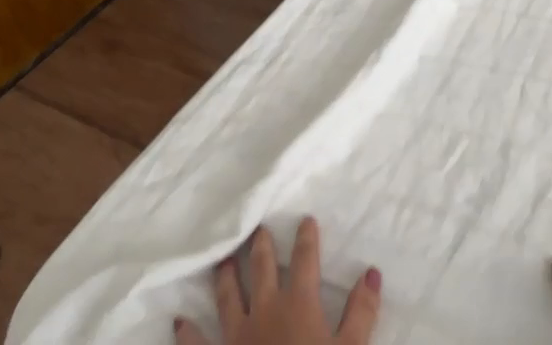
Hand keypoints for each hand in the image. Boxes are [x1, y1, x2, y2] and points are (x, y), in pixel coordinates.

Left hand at [176, 217, 381, 344]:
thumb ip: (362, 311)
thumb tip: (372, 272)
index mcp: (298, 305)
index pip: (304, 262)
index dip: (306, 239)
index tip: (305, 219)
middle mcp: (264, 310)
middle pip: (262, 269)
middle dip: (261, 247)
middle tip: (258, 228)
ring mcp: (237, 335)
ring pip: (228, 296)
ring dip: (226, 277)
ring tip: (224, 260)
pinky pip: (197, 344)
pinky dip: (187, 333)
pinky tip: (179, 322)